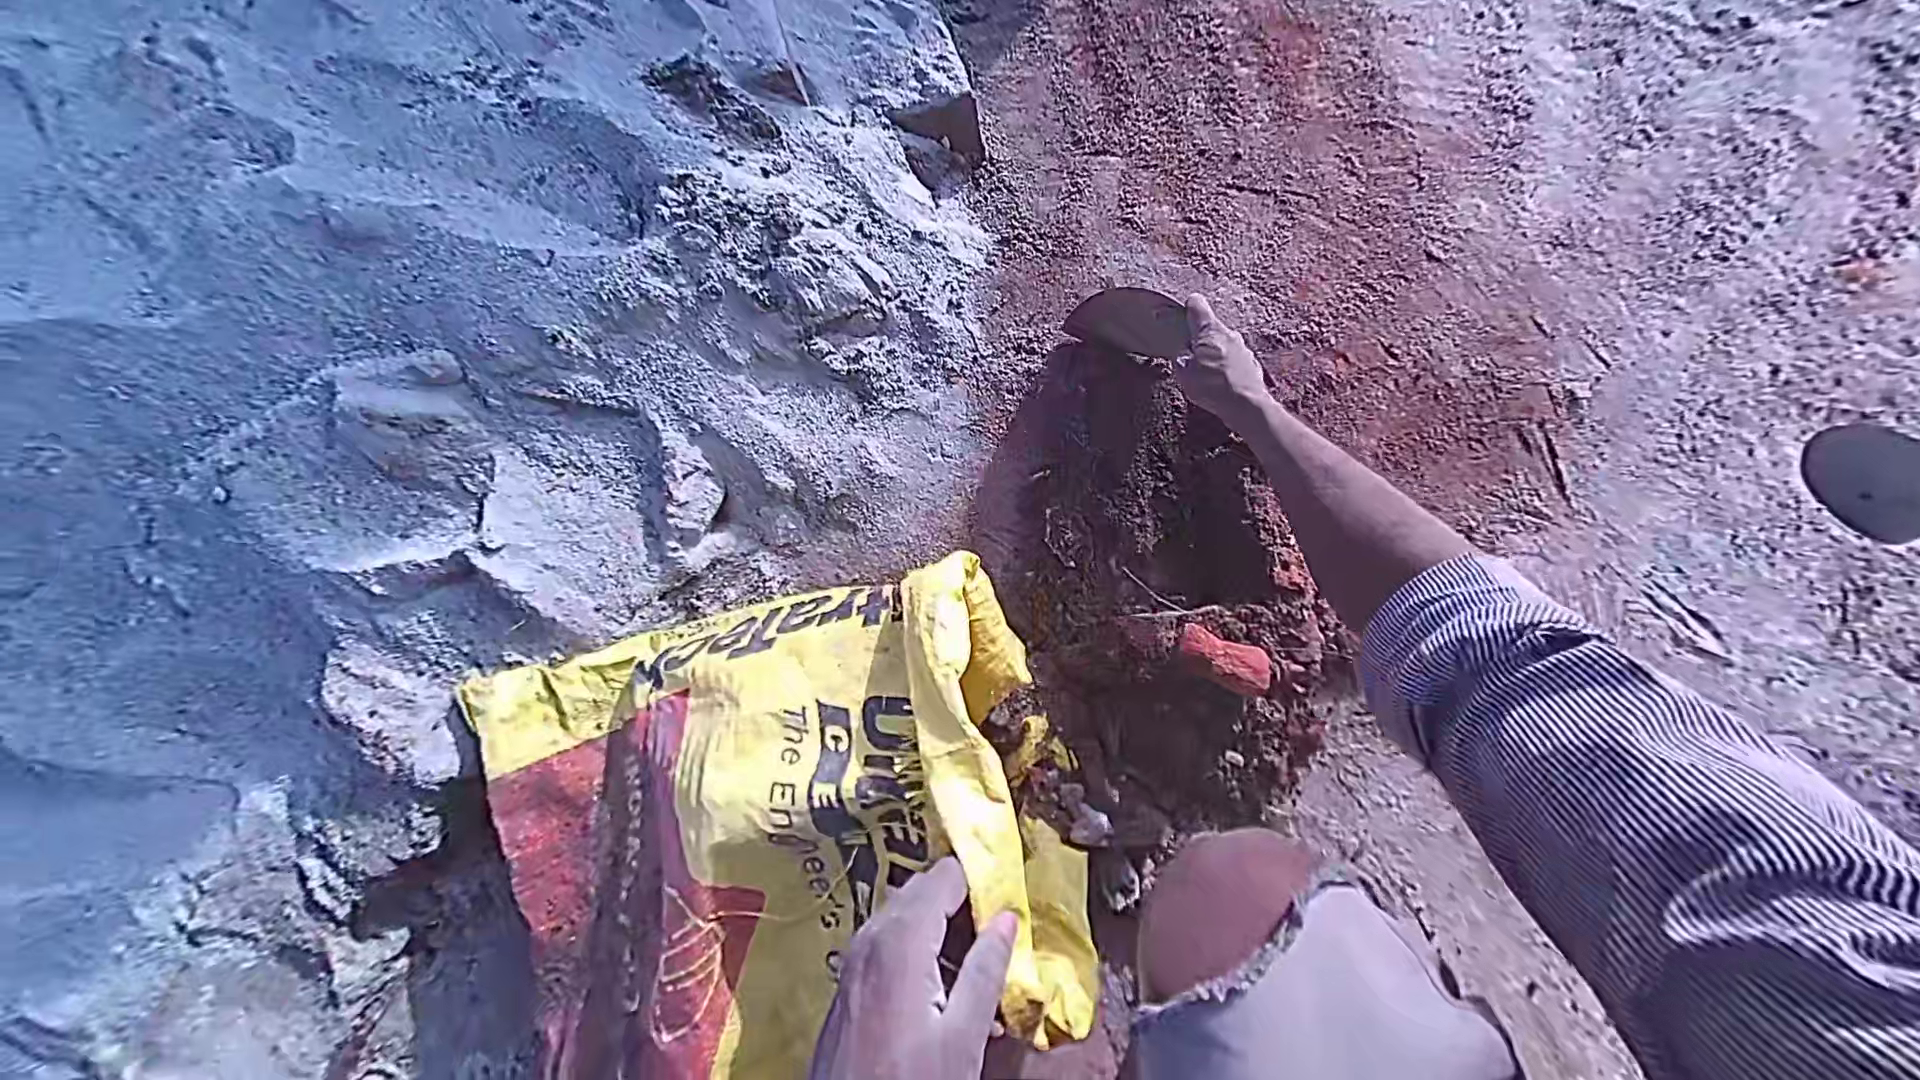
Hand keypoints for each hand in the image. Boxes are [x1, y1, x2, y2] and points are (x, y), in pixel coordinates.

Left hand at [807, 857, 1018, 1079]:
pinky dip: (919, 946)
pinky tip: (942, 990)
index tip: (1009, 900)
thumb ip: (987, 968)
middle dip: (963, 903)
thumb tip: (1009, 917)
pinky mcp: (850, 978)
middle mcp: (873, 933)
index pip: (947, 874)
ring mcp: (856, 955)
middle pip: (925, 889)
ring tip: (975, 969)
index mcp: (902, 936)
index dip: (980, 881)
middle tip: (996, 935)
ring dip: (943, 926)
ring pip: (908, 913)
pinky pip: (890, 939)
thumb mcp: (962, 1037)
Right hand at [1175, 294, 1272, 426]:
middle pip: (1210, 328)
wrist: (1246, 405)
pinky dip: (1224, 367)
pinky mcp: (1250, 364)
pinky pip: (1233, 360)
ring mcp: (1242, 348)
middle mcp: (1229, 334)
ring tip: (1204, 374)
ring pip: (1222, 345)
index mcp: (1210, 331)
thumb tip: (1183, 353)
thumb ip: (1181, 357)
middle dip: (1198, 339)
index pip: (1197, 306)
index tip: (1179, 311)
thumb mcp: (1184, 373)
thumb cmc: (1213, 387)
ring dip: (1213, 354)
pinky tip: (1218, 382)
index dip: (1186, 307)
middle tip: (1188, 355)